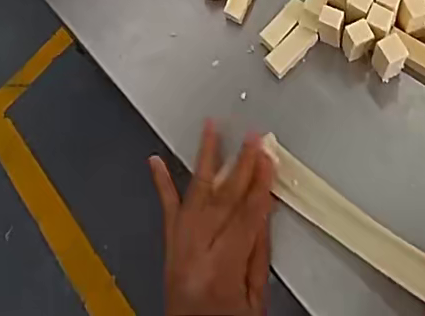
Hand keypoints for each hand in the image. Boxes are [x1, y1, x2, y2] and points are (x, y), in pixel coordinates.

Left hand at [148, 120, 275, 315]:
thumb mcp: (255, 301)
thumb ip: (257, 253)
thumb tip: (264, 206)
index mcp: (219, 272)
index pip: (244, 218)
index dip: (259, 186)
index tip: (269, 158)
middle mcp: (193, 255)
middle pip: (222, 201)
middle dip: (240, 166)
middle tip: (253, 137)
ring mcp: (177, 249)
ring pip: (195, 194)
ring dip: (204, 158)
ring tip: (211, 127)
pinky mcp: (167, 247)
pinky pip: (166, 210)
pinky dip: (161, 183)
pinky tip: (155, 160)